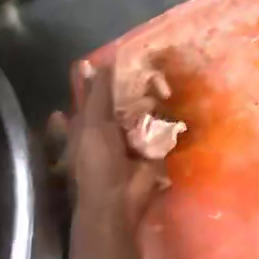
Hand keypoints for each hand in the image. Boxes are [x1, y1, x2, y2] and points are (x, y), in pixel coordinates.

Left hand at [64, 60, 160, 228]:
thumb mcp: (92, 122)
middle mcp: (108, 131)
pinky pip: (159, 130)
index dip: (106, 79)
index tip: (121, 58)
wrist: (118, 201)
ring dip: (150, 102)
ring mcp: (131, 142)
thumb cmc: (96, 161)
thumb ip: (98, 92)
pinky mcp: (152, 152)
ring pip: (142, 114)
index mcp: (86, 124)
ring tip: (161, 81)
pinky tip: (171, 100)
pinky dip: (164, 119)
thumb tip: (101, 61)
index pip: (97, 95)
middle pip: (122, 103)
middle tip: (148, 68)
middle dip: (133, 89)